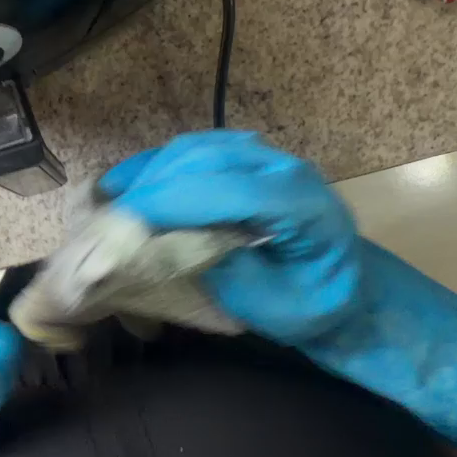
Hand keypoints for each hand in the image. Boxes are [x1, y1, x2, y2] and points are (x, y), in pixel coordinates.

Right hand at [100, 130, 365, 344]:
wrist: (344, 288)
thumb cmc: (312, 307)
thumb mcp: (274, 309)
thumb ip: (227, 271)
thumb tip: (168, 243)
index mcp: (304, 207)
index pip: (229, 189)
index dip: (173, 201)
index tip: (126, 223)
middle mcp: (285, 167)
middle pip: (204, 159)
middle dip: (153, 187)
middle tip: (113, 220)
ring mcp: (265, 156)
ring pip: (193, 148)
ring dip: (151, 175)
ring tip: (118, 208)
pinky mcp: (244, 156)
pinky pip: (192, 149)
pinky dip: (156, 165)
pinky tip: (125, 183)